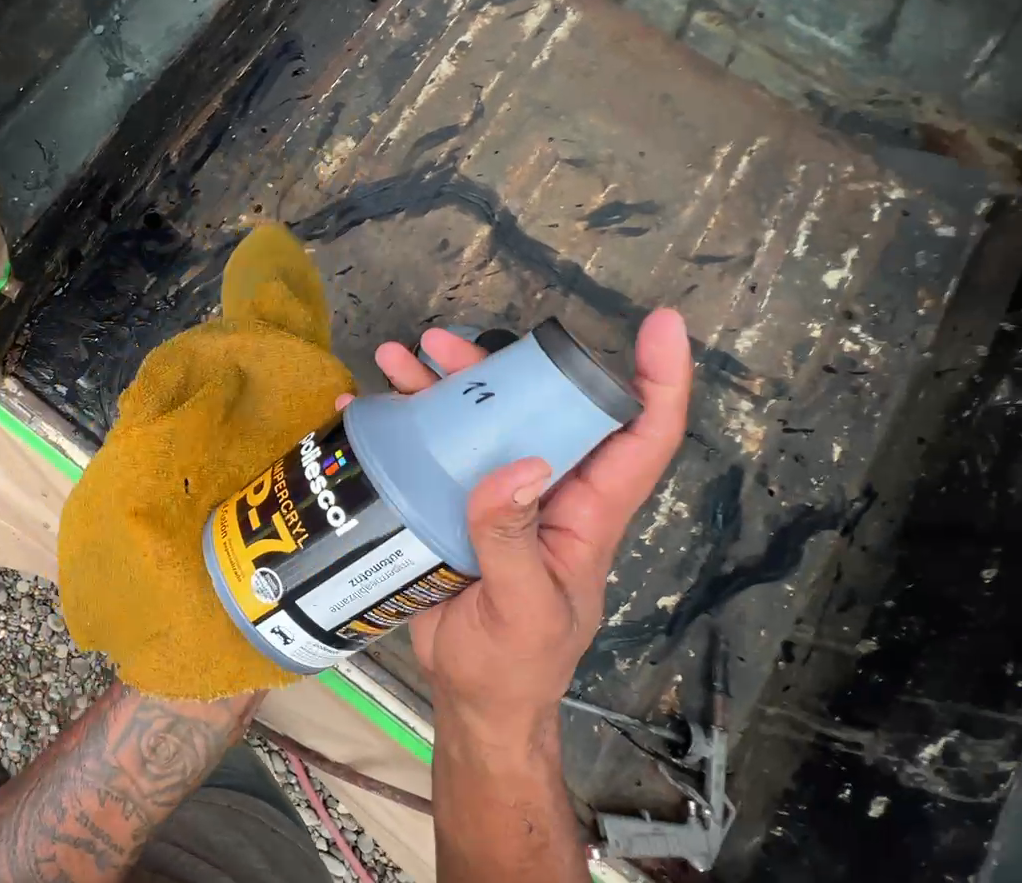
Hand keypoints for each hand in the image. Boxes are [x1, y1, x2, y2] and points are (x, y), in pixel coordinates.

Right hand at [341, 311, 693, 749]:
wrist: (470, 694)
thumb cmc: (516, 662)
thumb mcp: (522, 608)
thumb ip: (515, 540)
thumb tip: (519, 466)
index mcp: (586, 513)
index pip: (639, 437)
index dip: (657, 381)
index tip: (659, 326)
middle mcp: (544, 491)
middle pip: (534, 409)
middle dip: (495, 366)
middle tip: (439, 342)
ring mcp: (494, 497)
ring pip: (475, 422)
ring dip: (437, 386)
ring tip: (392, 361)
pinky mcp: (450, 506)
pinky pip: (428, 453)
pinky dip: (398, 426)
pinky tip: (362, 408)